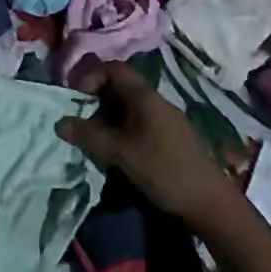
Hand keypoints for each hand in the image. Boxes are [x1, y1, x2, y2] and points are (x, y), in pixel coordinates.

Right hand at [56, 61, 235, 218]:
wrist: (210, 203)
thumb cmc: (162, 169)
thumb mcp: (119, 152)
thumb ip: (88, 135)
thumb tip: (60, 123)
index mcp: (144, 95)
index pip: (113, 68)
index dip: (91, 76)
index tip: (76, 97)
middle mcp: (157, 100)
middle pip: (121, 86)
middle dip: (98, 98)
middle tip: (83, 118)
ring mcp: (168, 118)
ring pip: (131, 105)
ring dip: (110, 115)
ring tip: (98, 137)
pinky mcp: (173, 136)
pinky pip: (142, 120)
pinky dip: (124, 127)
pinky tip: (121, 149)